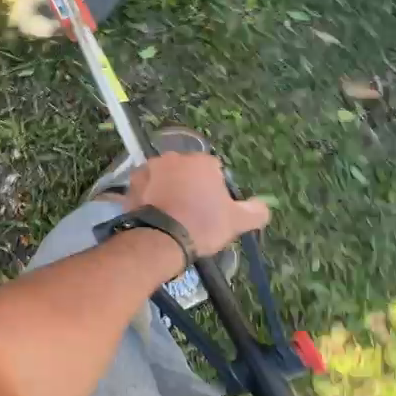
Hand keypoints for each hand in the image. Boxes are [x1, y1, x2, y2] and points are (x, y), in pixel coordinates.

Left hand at [123, 152, 268, 258]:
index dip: (214, 188)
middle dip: (190, 184)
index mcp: (201, 161)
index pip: (213, 170)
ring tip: (172, 212)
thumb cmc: (202, 225)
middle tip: (191, 210)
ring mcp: (150, 167)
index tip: (212, 207)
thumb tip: (263, 206)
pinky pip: (146, 185)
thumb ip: (255, 211)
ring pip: (165, 175)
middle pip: (186, 170)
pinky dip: (150, 194)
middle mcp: (174, 157)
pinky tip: (155, 212)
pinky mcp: (132, 181)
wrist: (161, 237)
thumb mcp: (237, 222)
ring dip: (168, 187)